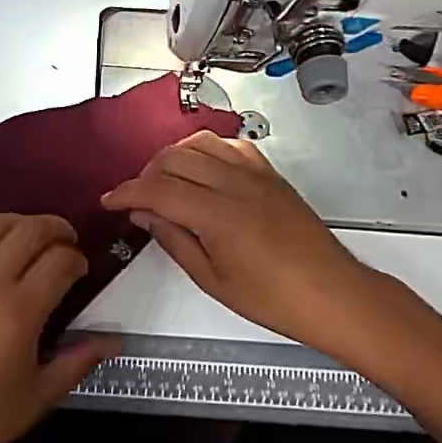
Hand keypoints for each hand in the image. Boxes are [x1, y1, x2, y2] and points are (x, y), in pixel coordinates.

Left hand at [0, 214, 120, 442]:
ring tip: (35, 241)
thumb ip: (76, 362)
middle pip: (32, 229)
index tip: (81, 272)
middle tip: (68, 246)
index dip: (79, 260)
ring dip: (23, 224)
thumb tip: (107, 344)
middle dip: (58, 230)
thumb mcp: (36, 398)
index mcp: (17, 312)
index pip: (61, 260)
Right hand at [101, 131, 380, 349]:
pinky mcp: (270, 173)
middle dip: (146, 174)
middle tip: (137, 200)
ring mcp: (256, 174)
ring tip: (164, 182)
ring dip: (173, 157)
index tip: (110, 201)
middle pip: (174, 158)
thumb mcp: (212, 280)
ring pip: (199, 143)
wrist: (331, 293)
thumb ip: (174, 241)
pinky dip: (206, 150)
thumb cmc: (273, 298)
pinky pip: (230, 145)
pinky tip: (200, 169)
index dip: (127, 193)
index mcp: (218, 216)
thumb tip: (145, 215)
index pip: (158, 189)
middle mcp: (236, 184)